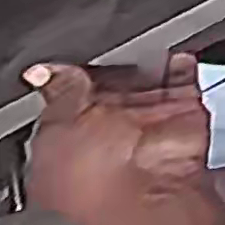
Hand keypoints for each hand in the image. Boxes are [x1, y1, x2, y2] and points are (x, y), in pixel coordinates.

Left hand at [23, 53, 210, 224]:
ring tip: (138, 42)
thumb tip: (43, 71)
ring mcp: (146, 118)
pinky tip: (169, 52)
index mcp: (64, 141)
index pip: (66, 98)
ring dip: (145, 59)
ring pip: (146, 76)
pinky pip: (182, 76)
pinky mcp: (181, 107)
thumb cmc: (92, 177)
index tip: (68, 56)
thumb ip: (60, 92)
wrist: (150, 183)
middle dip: (110, 64)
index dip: (67, 75)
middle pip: (110, 83)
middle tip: (106, 45)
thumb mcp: (60, 126)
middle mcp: (107, 130)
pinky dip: (179, 61)